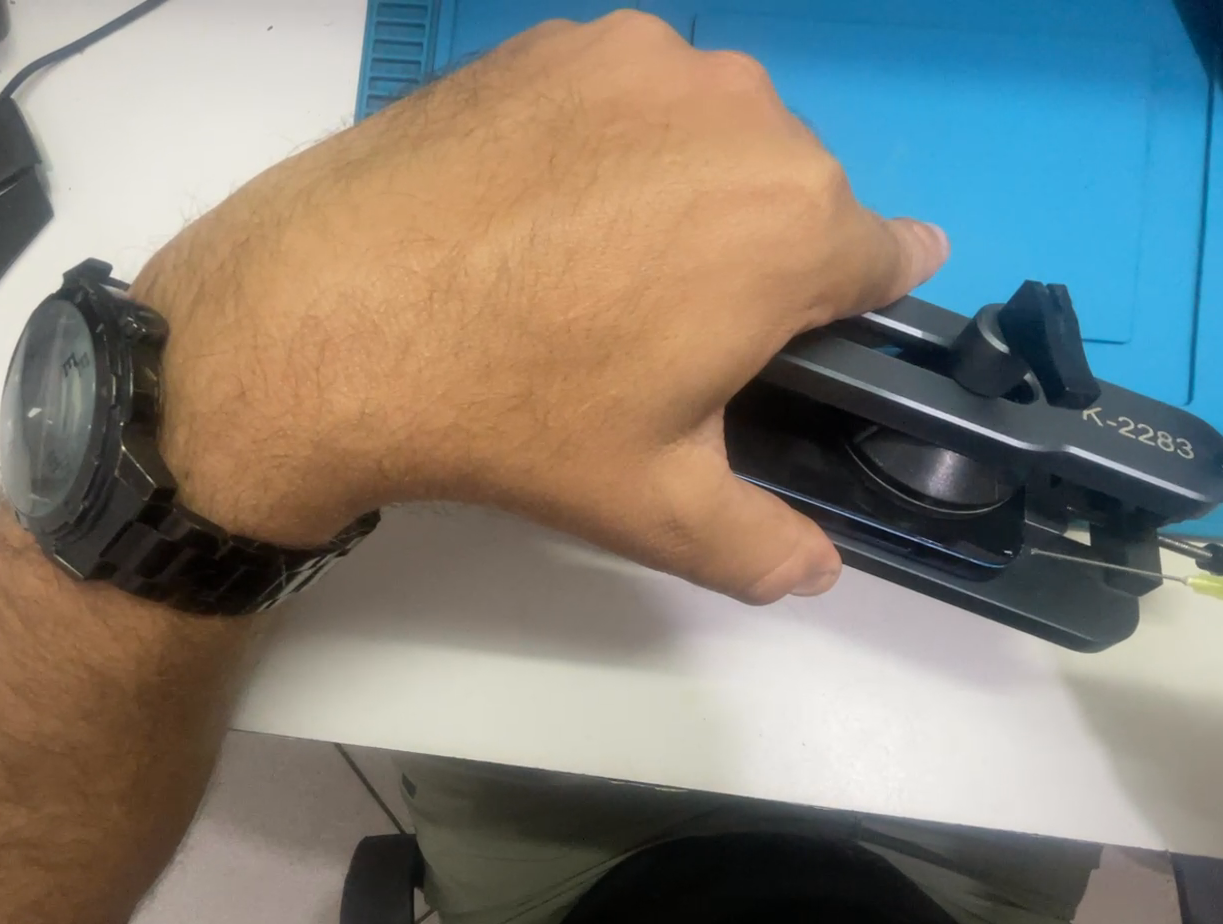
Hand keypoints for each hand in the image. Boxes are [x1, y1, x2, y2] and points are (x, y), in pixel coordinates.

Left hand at [138, 11, 947, 603]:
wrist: (335, 323)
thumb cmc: (519, 417)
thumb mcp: (654, 506)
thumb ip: (759, 545)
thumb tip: (818, 573)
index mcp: (792, 227)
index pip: (887, 255)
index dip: (852, 302)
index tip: (803, 332)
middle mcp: (740, 114)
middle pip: (794, 196)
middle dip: (757, 259)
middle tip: (661, 327)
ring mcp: (640, 60)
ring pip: (713, 141)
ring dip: (688, 199)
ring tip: (592, 271)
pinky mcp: (553, 41)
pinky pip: (627, 102)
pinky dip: (611, 149)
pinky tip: (539, 211)